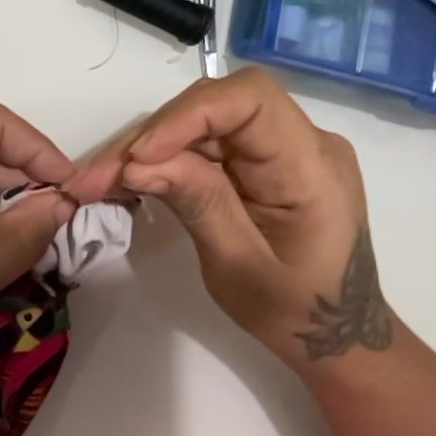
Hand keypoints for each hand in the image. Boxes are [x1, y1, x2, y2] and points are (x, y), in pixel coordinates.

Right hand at [69, 70, 388, 367]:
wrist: (335, 334)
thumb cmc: (293, 311)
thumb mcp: (238, 266)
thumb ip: (197, 203)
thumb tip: (136, 163)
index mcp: (311, 168)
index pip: (251, 101)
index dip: (188, 115)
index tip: (138, 156)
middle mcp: (304, 141)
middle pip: (218, 105)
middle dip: (154, 134)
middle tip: (99, 177)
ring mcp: (284, 147)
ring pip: (204, 120)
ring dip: (151, 146)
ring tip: (103, 181)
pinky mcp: (263, 159)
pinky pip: (210, 141)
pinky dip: (167, 156)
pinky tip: (132, 178)